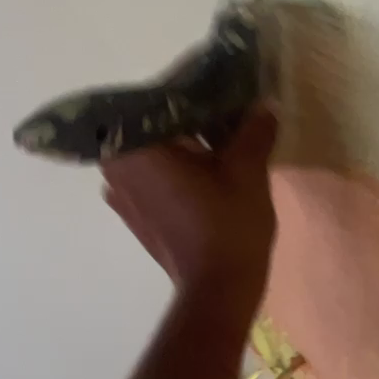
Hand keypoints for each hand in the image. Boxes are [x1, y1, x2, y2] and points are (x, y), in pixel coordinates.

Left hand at [102, 107, 277, 306]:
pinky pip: (150, 177)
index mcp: (133, 145)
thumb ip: (253, 131)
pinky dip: (174, 170)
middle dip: (187, 119)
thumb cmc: (229, 224)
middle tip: (226, 118)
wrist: (219, 285)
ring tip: (219, 148)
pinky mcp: (133, 213)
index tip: (224, 92)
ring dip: (180, 146)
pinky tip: (205, 177)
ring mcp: (119, 191)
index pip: (158, 99)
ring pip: (150, 152)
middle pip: (150, 125)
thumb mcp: (249, 171)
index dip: (194, 92)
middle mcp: (114, 164)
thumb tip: (264, 104)